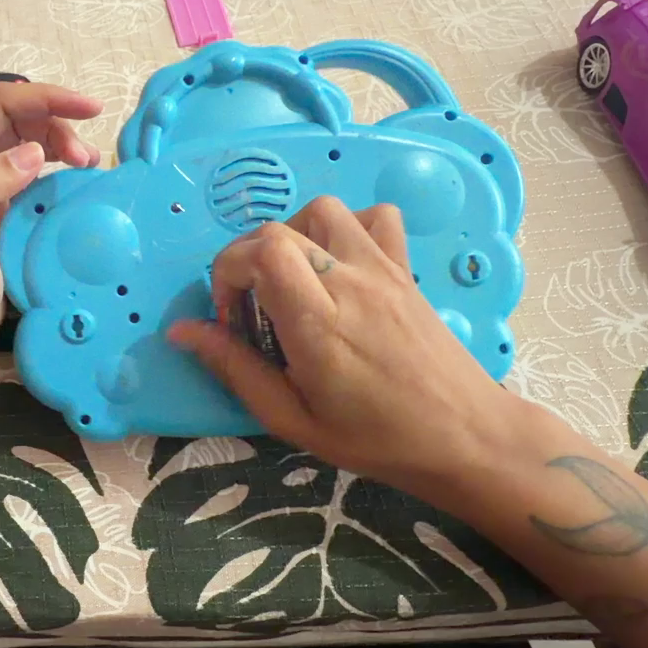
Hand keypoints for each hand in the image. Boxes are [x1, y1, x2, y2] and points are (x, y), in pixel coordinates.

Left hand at [0, 82, 102, 341]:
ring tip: (85, 166)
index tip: (90, 109)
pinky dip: (59, 161)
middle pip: (19, 114)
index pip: (2, 104)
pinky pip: (35, 162)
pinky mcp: (3, 194)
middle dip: (58, 123)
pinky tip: (74, 177)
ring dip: (62, 142)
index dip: (47, 98)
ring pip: (29, 135)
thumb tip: (31, 152)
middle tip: (85, 158)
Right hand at [168, 197, 532, 498]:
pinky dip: (345, 227)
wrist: (467, 437)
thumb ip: (234, 368)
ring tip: (288, 279)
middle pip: (279, 229)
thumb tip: (180, 330)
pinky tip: (336, 264)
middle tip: (250, 306)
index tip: (229, 316)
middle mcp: (350, 283)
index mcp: (318, 322)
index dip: (227, 272)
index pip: (261, 252)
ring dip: (290, 235)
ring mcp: (384, 269)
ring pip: (323, 210)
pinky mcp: (406, 269)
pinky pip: (374, 218)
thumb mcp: (289, 418)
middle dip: (245, 259)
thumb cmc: (373, 437)